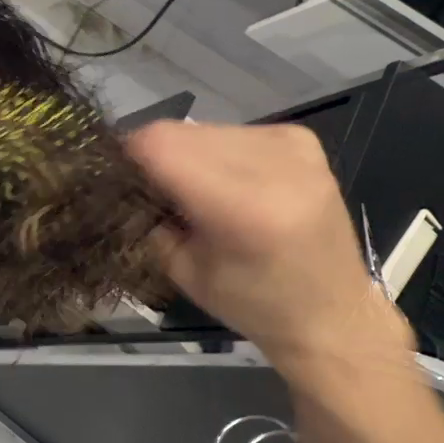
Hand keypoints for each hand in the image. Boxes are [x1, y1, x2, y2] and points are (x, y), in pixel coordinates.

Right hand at [127, 121, 412, 373]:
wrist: (332, 314)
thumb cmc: (249, 302)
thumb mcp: (178, 266)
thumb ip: (144, 215)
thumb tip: (111, 177)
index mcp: (244, 208)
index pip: (157, 145)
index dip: (125, 158)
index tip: (115, 181)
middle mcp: (276, 169)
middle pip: (174, 132)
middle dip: (150, 156)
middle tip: (150, 190)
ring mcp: (294, 149)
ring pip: (196, 128)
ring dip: (180, 152)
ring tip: (190, 187)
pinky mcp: (300, 140)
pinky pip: (226, 129)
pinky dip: (209, 149)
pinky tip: (222, 179)